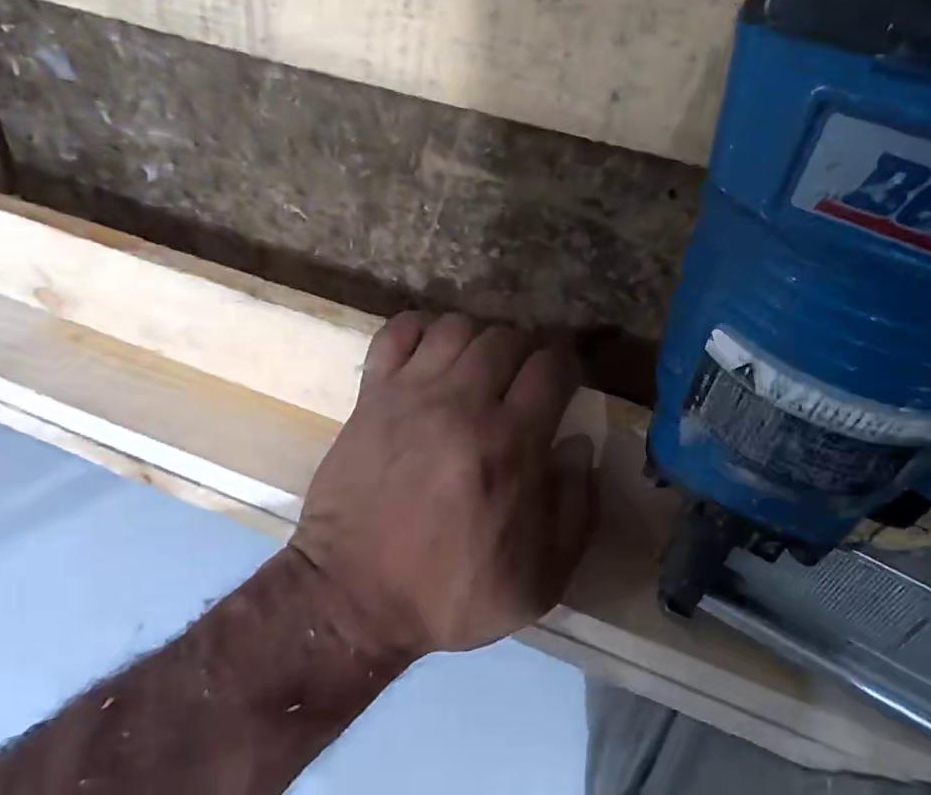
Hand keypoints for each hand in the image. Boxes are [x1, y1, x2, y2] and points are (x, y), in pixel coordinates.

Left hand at [291, 312, 595, 654]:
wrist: (351, 603)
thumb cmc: (454, 593)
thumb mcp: (544, 577)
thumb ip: (579, 506)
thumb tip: (579, 444)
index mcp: (513, 443)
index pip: (552, 365)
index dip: (567, 366)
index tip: (565, 386)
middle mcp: (465, 405)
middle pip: (509, 337)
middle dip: (527, 352)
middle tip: (524, 381)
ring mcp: (412, 395)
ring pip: (459, 327)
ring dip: (480, 340)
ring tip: (481, 369)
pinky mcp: (371, 397)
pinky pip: (399, 332)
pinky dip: (422, 331)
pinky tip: (433, 355)